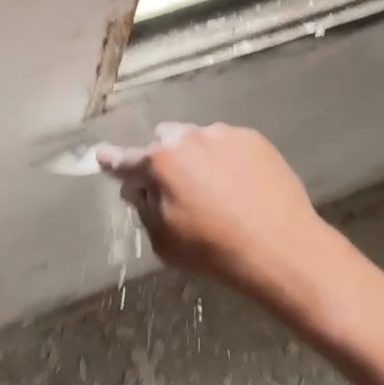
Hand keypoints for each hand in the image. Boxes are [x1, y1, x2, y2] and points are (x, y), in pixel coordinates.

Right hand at [97, 124, 331, 300]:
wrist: (282, 249)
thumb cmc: (215, 250)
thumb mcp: (165, 242)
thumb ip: (145, 210)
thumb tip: (139, 189)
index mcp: (159, 164)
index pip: (125, 160)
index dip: (111, 160)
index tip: (101, 155)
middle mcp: (186, 139)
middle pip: (163, 141)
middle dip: (164, 160)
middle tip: (179, 189)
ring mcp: (221, 134)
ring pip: (197, 139)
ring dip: (197, 157)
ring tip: (218, 190)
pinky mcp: (252, 138)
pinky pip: (228, 143)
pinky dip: (227, 159)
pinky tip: (242, 186)